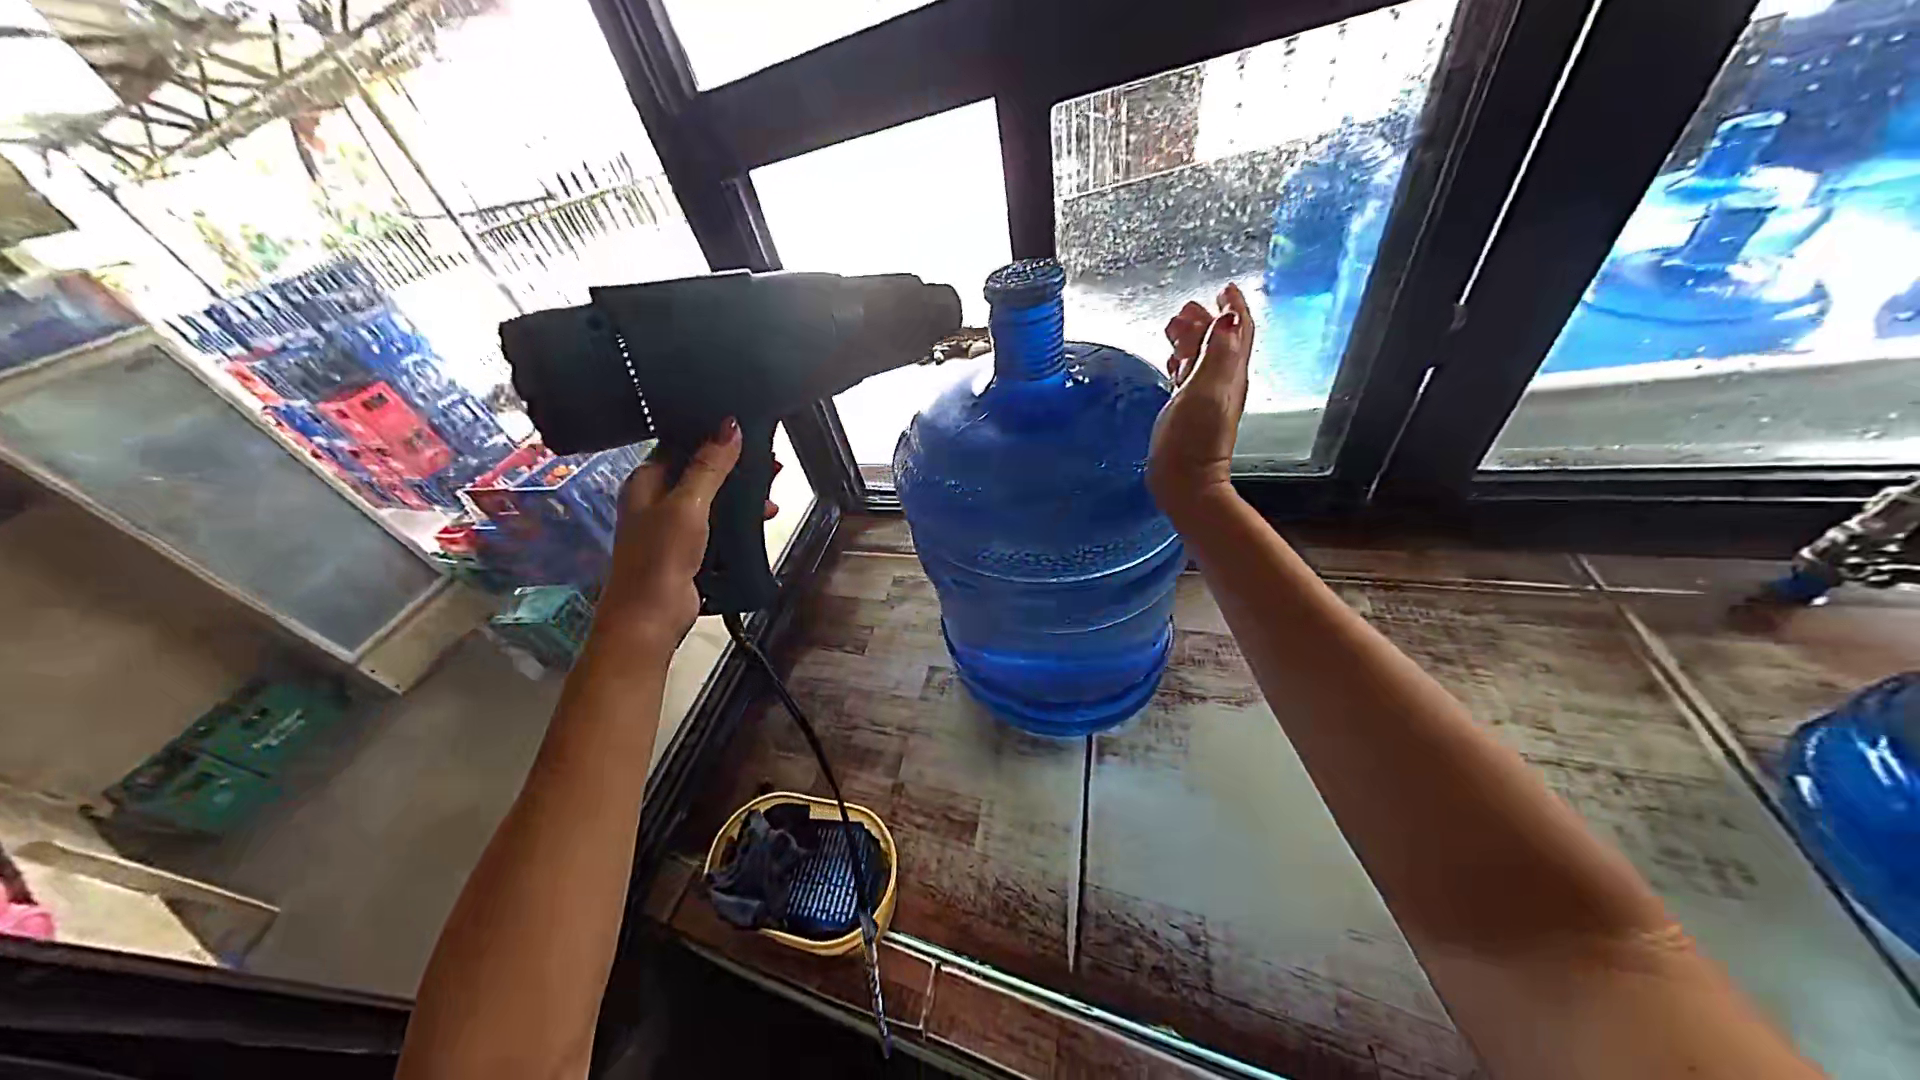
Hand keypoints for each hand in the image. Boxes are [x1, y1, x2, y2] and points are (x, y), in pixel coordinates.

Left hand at [593, 418, 777, 657]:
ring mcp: (673, 526)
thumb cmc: (659, 558)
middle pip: (702, 471)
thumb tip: (729, 427)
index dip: (712, 436)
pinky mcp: (690, 549)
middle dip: (736, 468)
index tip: (746, 432)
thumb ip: (709, 466)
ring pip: (714, 499)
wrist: (651, 616)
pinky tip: (761, 518)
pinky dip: (739, 520)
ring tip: (770, 495)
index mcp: (646, 481)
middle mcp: (657, 500)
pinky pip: (719, 524)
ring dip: (741, 496)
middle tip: (769, 465)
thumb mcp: (688, 504)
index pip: (681, 444)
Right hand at [1148, 282, 1252, 522]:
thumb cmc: (1193, 439)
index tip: (1224, 287)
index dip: (1233, 307)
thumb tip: (1227, 317)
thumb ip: (1218, 353)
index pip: (1238, 331)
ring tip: (1172, 326)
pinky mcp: (1187, 412)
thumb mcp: (1207, 390)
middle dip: (1205, 320)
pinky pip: (1188, 378)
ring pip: (1201, 358)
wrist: (1184, 481)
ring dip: (1191, 339)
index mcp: (1230, 374)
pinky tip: (1171, 362)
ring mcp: (1204, 399)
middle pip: (1218, 342)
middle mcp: (1221, 383)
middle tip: (1186, 307)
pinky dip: (1181, 363)